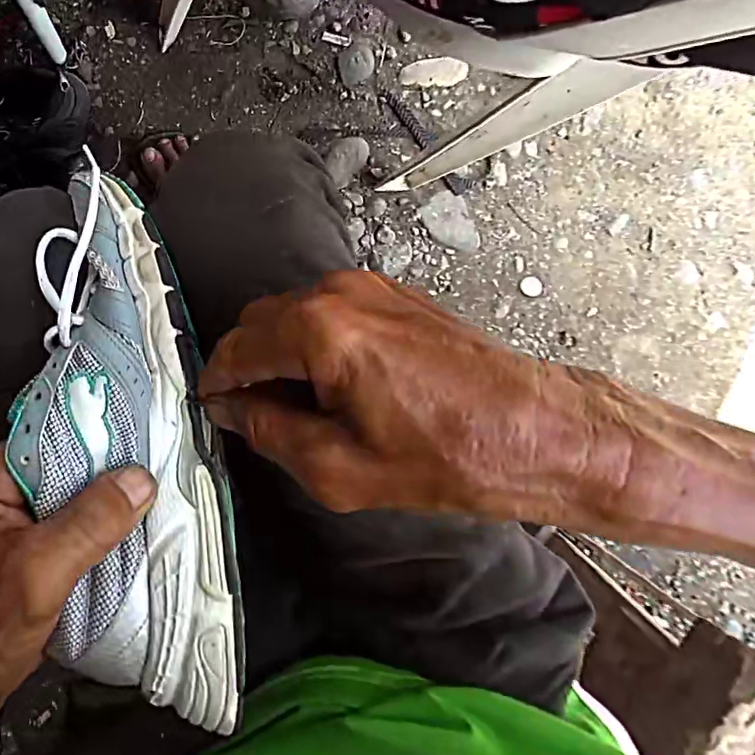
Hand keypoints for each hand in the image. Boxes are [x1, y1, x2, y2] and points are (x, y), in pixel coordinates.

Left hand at [0, 446, 154, 754]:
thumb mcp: (40, 573)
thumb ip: (89, 524)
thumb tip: (137, 481)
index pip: (51, 435)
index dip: (98, 440)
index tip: (142, 445)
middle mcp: (1, 481)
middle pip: (67, 456)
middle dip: (109, 468)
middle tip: (154, 474)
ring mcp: (19, 506)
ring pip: (77, 484)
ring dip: (110, 495)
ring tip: (148, 496)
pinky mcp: (36, 530)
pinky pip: (78, 509)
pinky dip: (103, 517)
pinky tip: (129, 521)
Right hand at [197, 270, 619, 518]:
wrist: (543, 430)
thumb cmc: (451, 455)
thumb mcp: (338, 468)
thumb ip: (267, 432)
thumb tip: (231, 410)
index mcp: (320, 333)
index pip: (236, 349)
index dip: (215, 382)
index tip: (211, 405)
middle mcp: (338, 294)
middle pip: (256, 323)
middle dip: (244, 366)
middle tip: (250, 412)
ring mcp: (368, 286)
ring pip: (288, 314)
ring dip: (276, 353)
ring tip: (294, 403)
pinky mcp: (391, 293)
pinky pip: (324, 310)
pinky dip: (308, 341)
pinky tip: (328, 383)